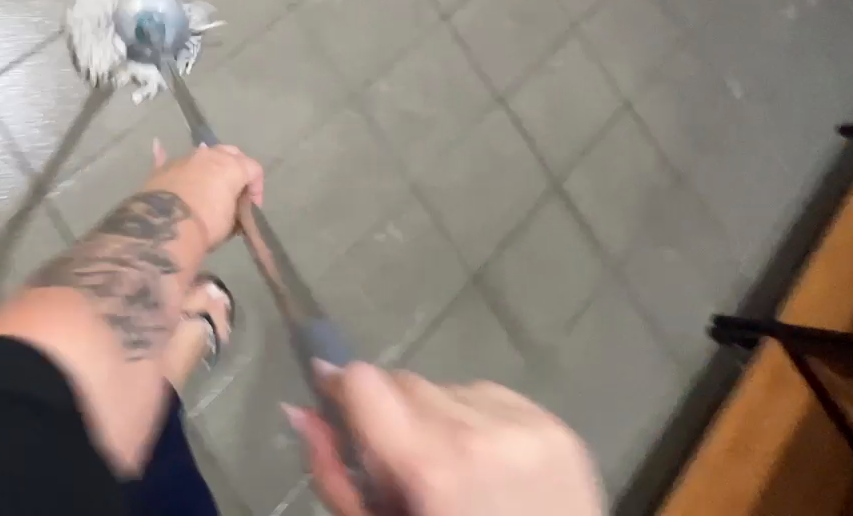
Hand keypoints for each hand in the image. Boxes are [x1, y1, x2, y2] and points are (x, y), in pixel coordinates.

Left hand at [143, 141, 263, 251]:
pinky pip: (168, 157)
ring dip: (209, 166)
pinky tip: (158, 146)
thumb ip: (235, 208)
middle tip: (235, 190)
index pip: (254, 169)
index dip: (257, 188)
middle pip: (230, 152)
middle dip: (237, 168)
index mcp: (231, 166)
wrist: (165, 225)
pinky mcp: (162, 167)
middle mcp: (208, 155)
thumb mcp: (232, 222)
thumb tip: (231, 205)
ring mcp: (184, 158)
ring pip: (202, 154)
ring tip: (209, 184)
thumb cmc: (207, 224)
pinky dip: (168, 155)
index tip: (251, 208)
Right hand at [286, 364, 603, 515]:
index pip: (363, 378)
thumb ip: (332, 473)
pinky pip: (485, 395)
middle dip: (392, 413)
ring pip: (441, 388)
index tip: (340, 409)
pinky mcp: (555, 426)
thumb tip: (297, 408)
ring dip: (435, 417)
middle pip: (400, 381)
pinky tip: (490, 467)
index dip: (344, 392)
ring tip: (455, 471)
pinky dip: (476, 421)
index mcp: (433, 465)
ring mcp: (523, 426)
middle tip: (405, 465)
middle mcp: (478, 431)